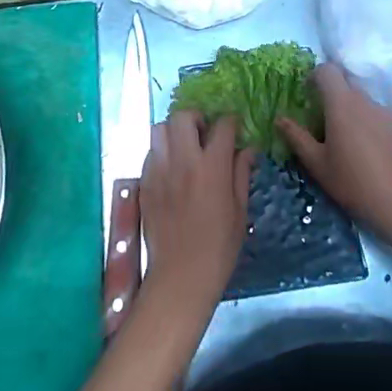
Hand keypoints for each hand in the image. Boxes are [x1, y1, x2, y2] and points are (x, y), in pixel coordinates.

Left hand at [140, 111, 253, 313]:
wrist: (180, 274)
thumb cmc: (219, 247)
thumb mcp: (239, 210)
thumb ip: (241, 173)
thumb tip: (248, 149)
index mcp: (212, 166)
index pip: (222, 126)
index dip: (230, 123)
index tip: (232, 128)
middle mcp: (183, 160)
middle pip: (183, 116)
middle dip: (196, 118)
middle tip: (203, 133)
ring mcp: (159, 168)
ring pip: (160, 128)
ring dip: (174, 131)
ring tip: (183, 147)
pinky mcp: (144, 180)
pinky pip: (150, 152)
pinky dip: (161, 151)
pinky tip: (170, 168)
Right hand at [279, 64, 391, 246]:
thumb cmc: (356, 185)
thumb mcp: (318, 165)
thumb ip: (297, 137)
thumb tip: (279, 118)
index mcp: (342, 104)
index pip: (328, 70)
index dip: (316, 76)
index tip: (309, 94)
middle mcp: (368, 102)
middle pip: (348, 85)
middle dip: (335, 96)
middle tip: (328, 123)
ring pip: (368, 104)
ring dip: (357, 114)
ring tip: (354, 145)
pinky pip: (386, 119)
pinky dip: (376, 128)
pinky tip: (378, 155)